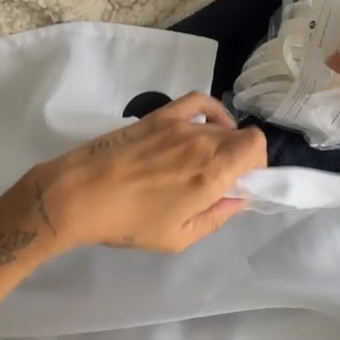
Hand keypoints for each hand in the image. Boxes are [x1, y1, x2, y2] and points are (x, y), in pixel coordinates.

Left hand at [28, 92, 265, 252]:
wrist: (81, 194)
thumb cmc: (128, 223)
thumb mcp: (178, 238)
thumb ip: (216, 217)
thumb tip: (238, 200)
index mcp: (211, 174)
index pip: (256, 147)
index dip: (258, 165)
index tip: (243, 183)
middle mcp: (201, 143)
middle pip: (241, 137)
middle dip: (240, 158)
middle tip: (219, 180)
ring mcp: (180, 125)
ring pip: (220, 125)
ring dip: (223, 141)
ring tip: (205, 161)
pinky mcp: (160, 115)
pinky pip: (198, 101)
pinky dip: (211, 110)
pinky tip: (205, 126)